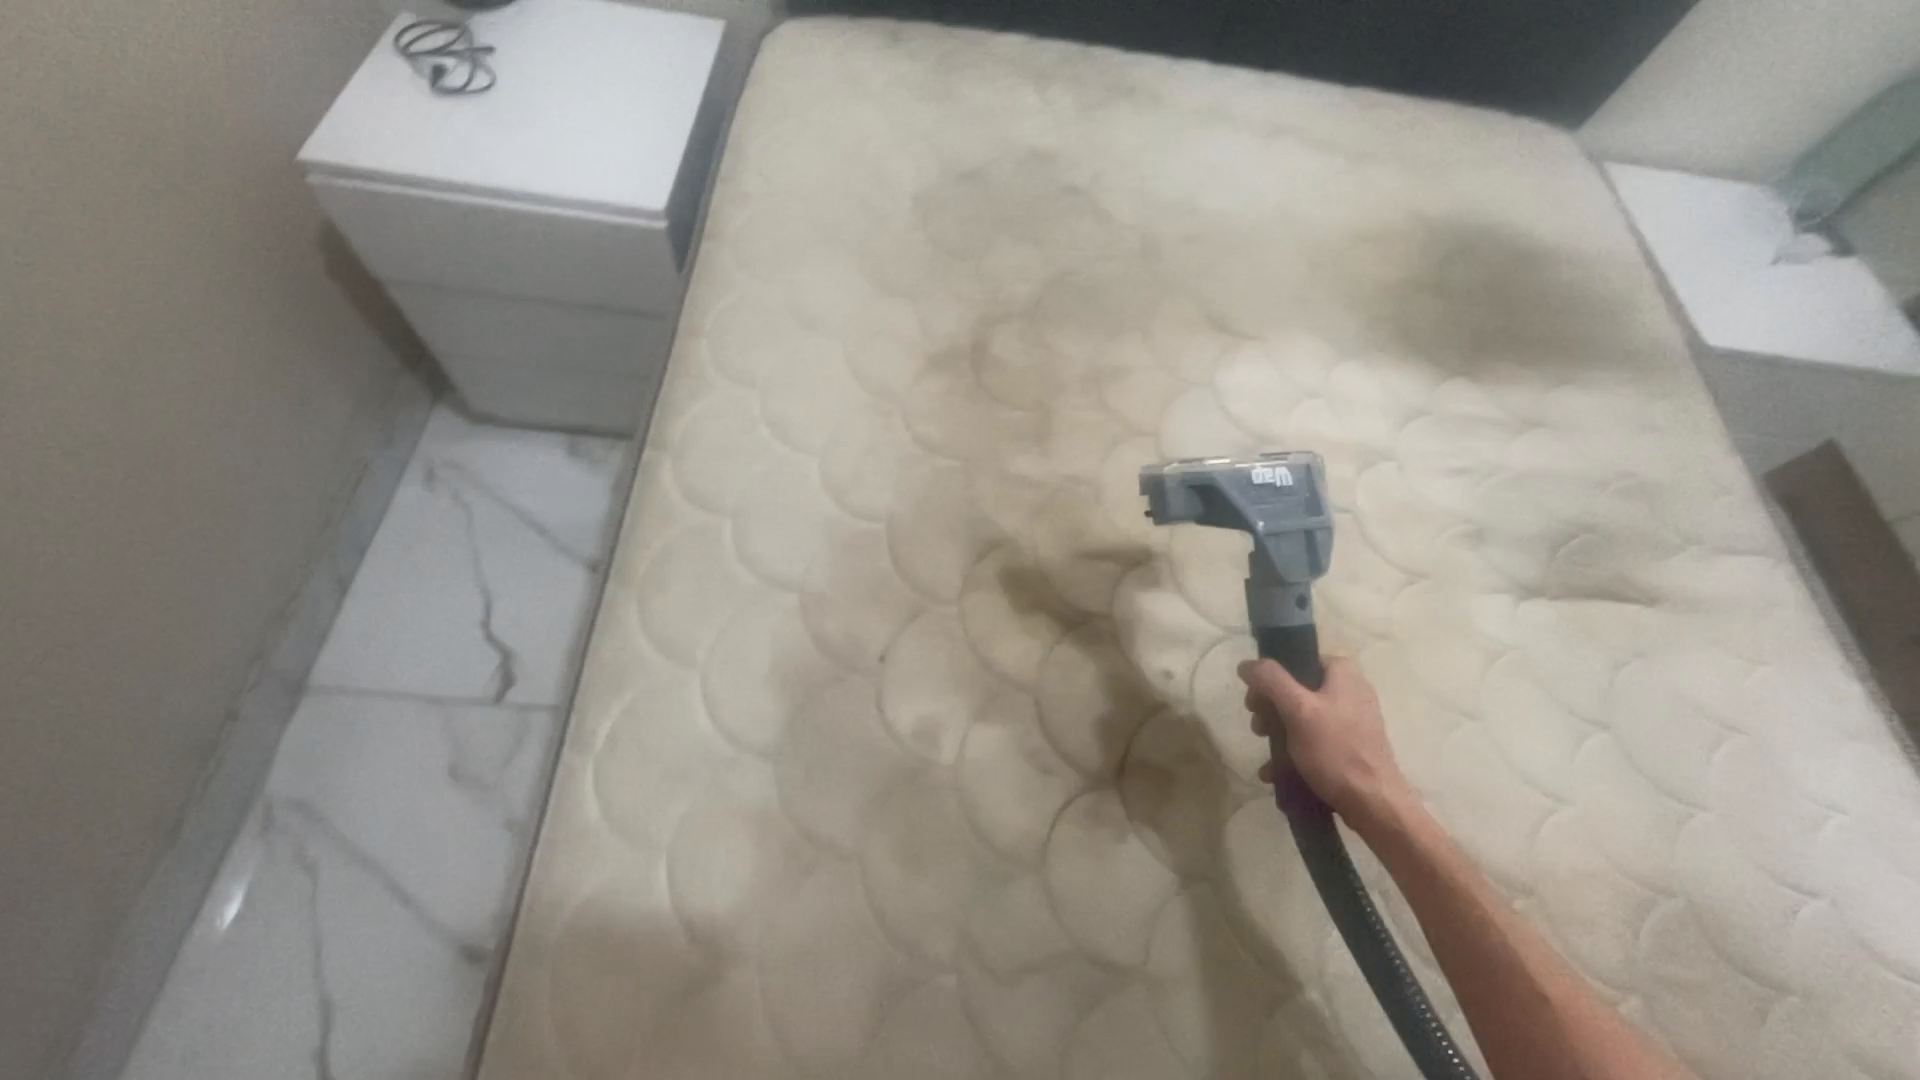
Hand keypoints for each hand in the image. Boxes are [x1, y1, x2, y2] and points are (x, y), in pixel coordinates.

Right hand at [1238, 655, 1414, 829]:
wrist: (1374, 804)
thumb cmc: (1335, 751)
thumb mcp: (1298, 711)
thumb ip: (1270, 681)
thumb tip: (1246, 664)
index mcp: (1343, 673)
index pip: (1298, 661)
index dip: (1271, 679)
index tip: (1256, 702)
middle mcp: (1350, 691)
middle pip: (1296, 690)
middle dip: (1271, 710)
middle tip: (1260, 728)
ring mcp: (1352, 720)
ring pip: (1302, 717)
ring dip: (1278, 734)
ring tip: (1267, 754)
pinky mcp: (1350, 746)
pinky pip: (1314, 740)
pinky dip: (1294, 752)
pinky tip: (1276, 771)